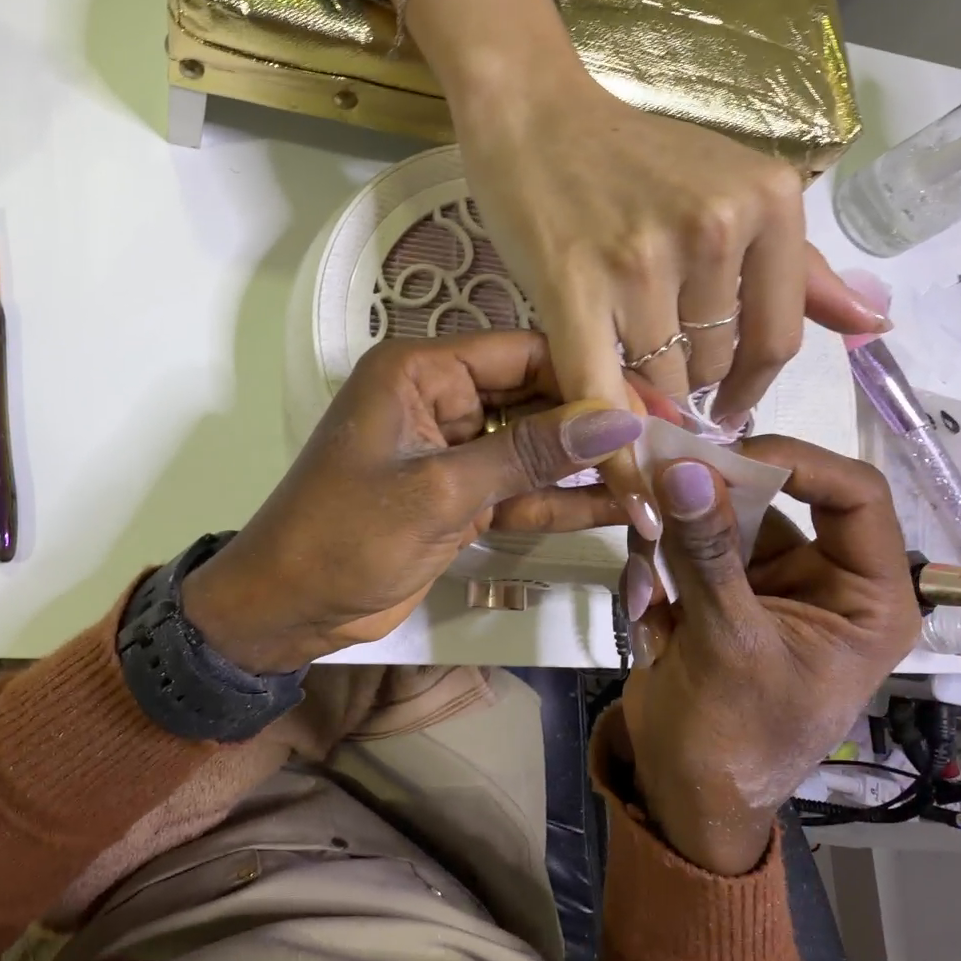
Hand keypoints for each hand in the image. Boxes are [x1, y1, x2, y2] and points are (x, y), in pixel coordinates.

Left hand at [183, 332, 642, 674]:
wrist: (286, 608)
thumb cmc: (345, 536)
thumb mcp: (440, 491)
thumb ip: (530, 454)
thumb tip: (619, 419)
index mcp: (419, 371)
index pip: (524, 352)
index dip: (592, 375)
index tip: (657, 402)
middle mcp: (437, 398)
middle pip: (535, 397)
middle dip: (597, 424)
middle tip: (674, 443)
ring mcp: (449, 449)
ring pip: (532, 447)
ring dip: (587, 467)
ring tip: (660, 478)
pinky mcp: (457, 496)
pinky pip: (518, 489)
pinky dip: (559, 501)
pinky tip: (619, 508)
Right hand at [454, 71, 889, 532]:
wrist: (533, 114)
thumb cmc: (627, 153)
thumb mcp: (731, 187)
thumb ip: (800, 262)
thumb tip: (873, 324)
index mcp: (768, 202)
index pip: (778, 338)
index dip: (751, 391)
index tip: (723, 412)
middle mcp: (716, 229)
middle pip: (715, 366)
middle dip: (689, 393)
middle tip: (651, 392)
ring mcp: (642, 259)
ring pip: (661, 381)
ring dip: (646, 403)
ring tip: (616, 394)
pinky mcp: (573, 285)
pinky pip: (603, 389)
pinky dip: (617, 450)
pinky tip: (630, 488)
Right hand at [617, 436, 920, 874]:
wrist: (685, 791)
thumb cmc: (735, 734)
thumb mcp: (727, 641)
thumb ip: (705, 550)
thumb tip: (681, 467)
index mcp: (866, 594)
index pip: (854, 495)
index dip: (795, 461)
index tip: (719, 453)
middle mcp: (821, 576)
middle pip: (775, 496)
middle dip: (713, 493)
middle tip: (653, 478)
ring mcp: (764, 581)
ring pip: (719, 516)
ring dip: (674, 533)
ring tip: (648, 581)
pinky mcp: (716, 590)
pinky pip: (684, 544)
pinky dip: (656, 560)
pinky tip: (646, 608)